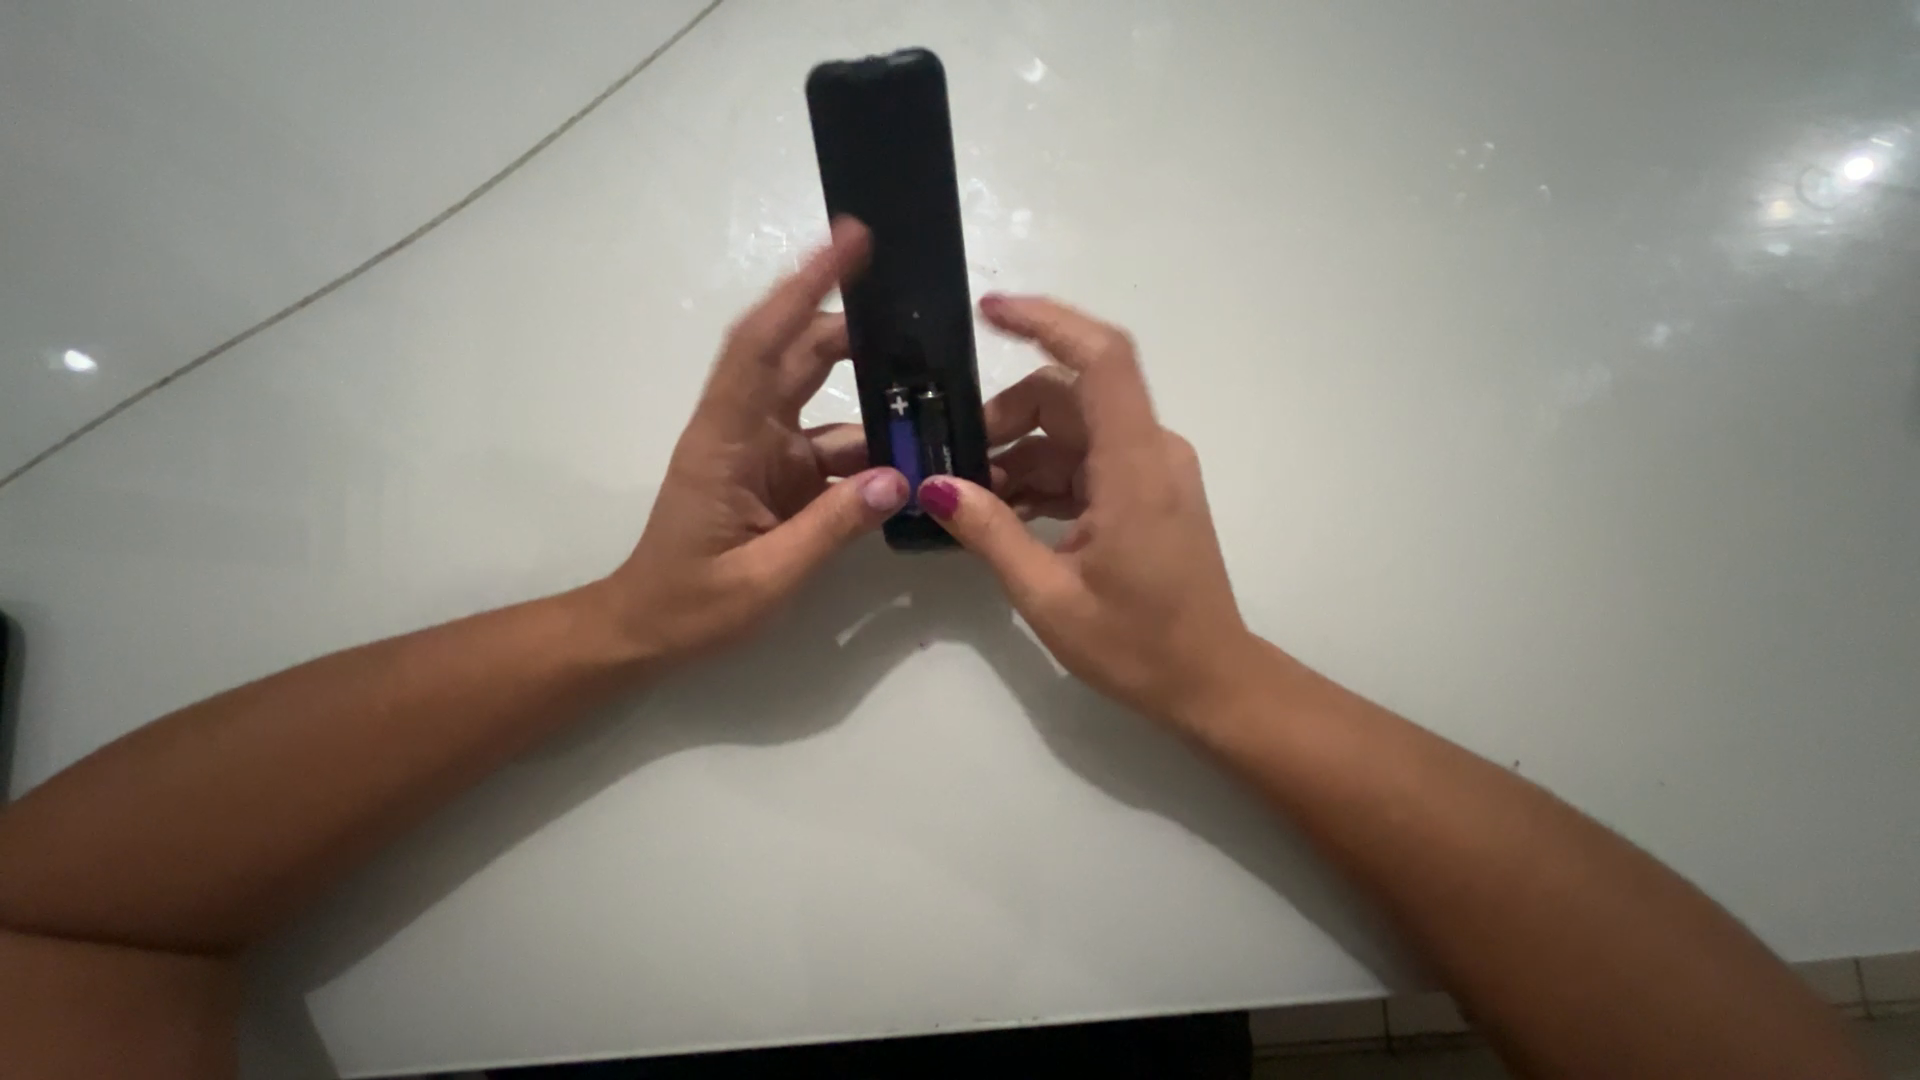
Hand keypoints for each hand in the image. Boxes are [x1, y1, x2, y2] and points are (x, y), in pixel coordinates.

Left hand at [601, 220, 907, 666]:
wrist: (648, 629)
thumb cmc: (691, 604)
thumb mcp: (765, 576)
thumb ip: (832, 528)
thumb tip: (902, 480)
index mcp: (726, 441)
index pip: (763, 347)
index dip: (802, 289)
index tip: (846, 243)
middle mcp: (745, 431)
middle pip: (797, 356)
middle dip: (850, 325)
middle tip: (915, 312)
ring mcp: (765, 453)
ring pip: (823, 400)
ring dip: (872, 393)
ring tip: (934, 390)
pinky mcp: (781, 477)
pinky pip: (833, 447)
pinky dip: (872, 448)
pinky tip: (913, 457)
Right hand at [921, 294, 1256, 725]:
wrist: (1209, 682)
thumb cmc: (1137, 646)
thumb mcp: (1048, 596)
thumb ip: (991, 533)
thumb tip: (934, 488)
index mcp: (1134, 467)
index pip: (1101, 359)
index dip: (1047, 320)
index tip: (988, 311)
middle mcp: (1150, 451)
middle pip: (1071, 395)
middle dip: (1006, 416)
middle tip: (952, 461)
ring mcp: (1151, 471)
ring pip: (1074, 430)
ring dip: (1020, 452)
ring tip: (970, 497)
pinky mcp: (1146, 492)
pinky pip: (1087, 462)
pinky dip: (1044, 476)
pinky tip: (1005, 512)